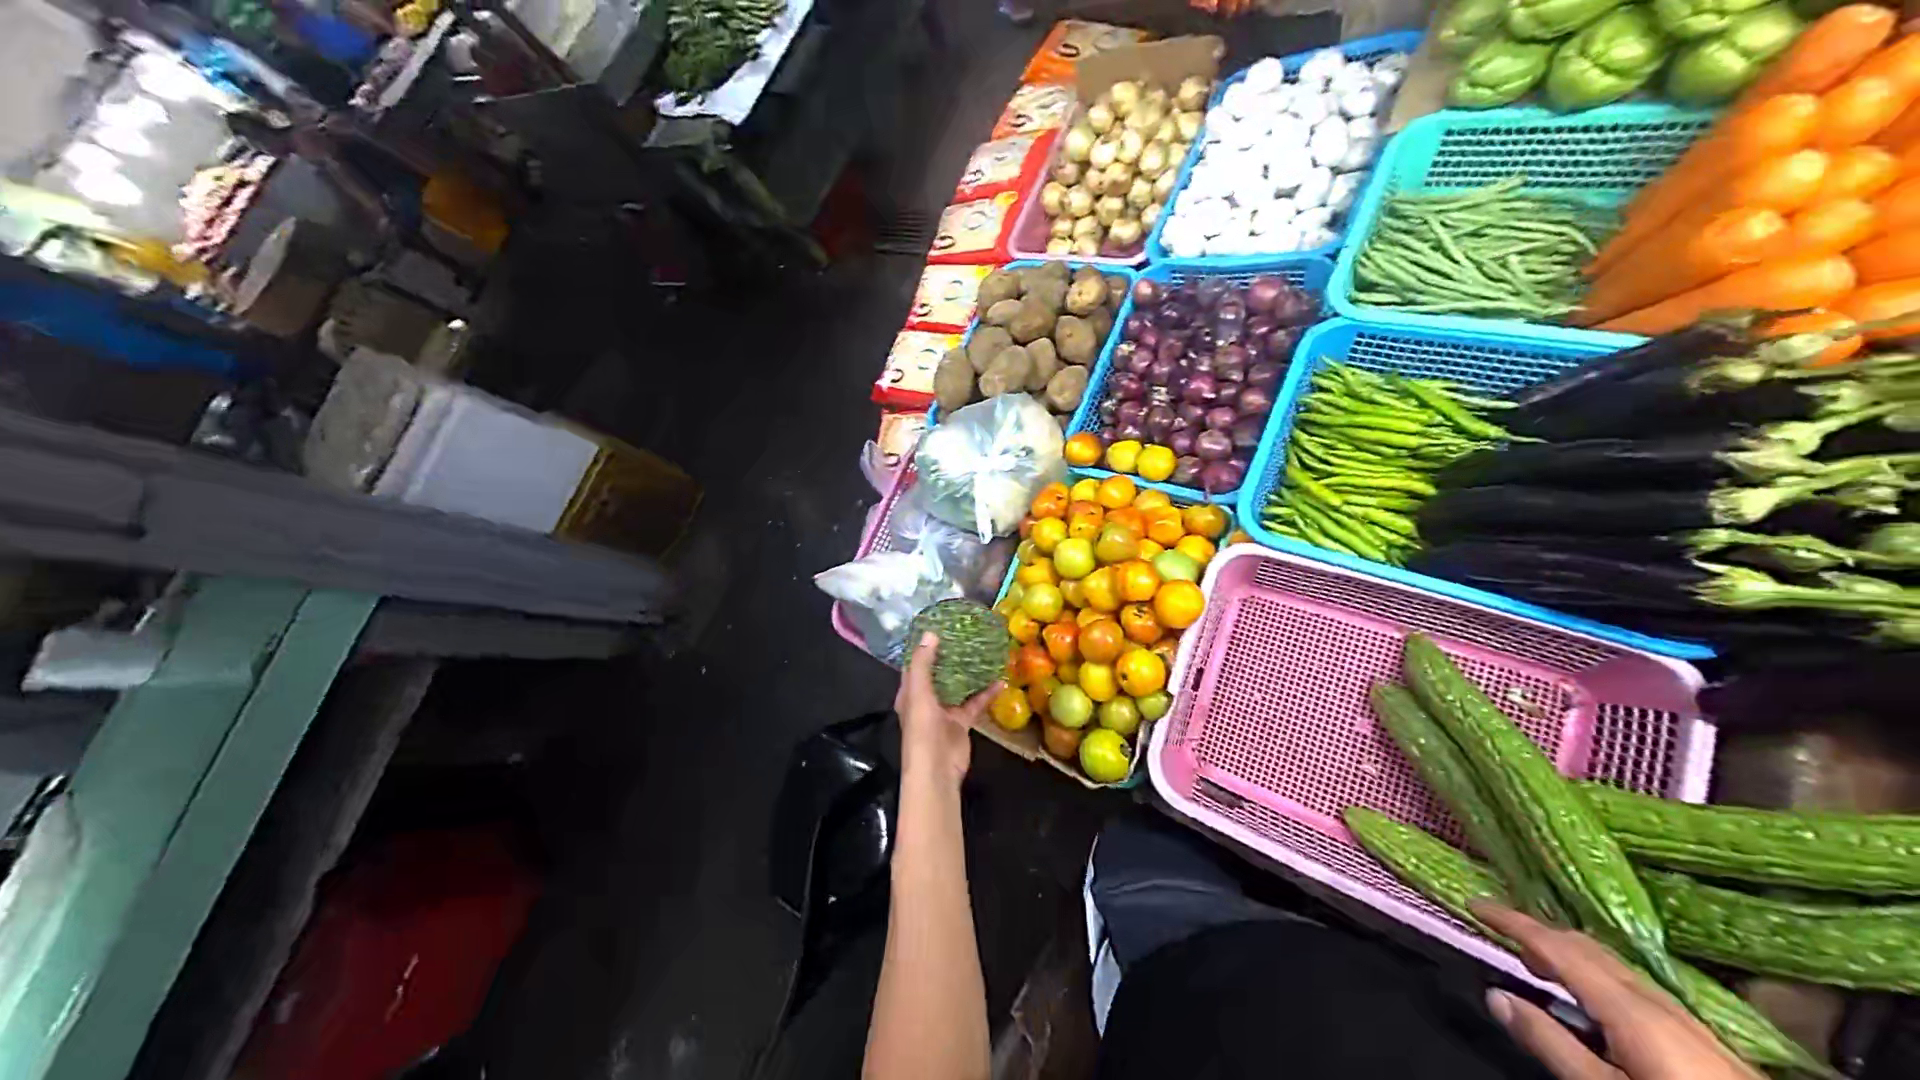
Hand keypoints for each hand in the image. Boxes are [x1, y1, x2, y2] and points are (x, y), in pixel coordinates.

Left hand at [894, 633, 997, 786]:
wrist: (937, 769)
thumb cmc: (922, 729)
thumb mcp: (919, 692)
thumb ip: (924, 663)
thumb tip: (930, 633)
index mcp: (909, 692)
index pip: (915, 663)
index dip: (924, 646)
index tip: (940, 626)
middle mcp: (926, 699)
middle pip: (938, 673)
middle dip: (950, 656)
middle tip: (967, 634)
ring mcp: (945, 711)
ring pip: (958, 686)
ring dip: (969, 672)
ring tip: (984, 651)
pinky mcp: (962, 721)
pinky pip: (975, 703)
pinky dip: (986, 693)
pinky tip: (1000, 680)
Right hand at [1472, 902, 1761, 1079]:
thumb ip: (1551, 1043)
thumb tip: (1495, 996)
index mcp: (1628, 1006)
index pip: (1557, 946)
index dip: (1512, 920)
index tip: (1474, 903)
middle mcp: (1655, 1000)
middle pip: (1588, 949)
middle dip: (1540, 934)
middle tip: (1500, 935)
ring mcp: (1684, 1019)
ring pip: (1612, 965)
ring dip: (1568, 954)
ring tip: (1538, 966)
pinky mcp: (1701, 1039)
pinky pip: (1632, 985)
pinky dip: (1595, 975)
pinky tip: (1593, 1000)